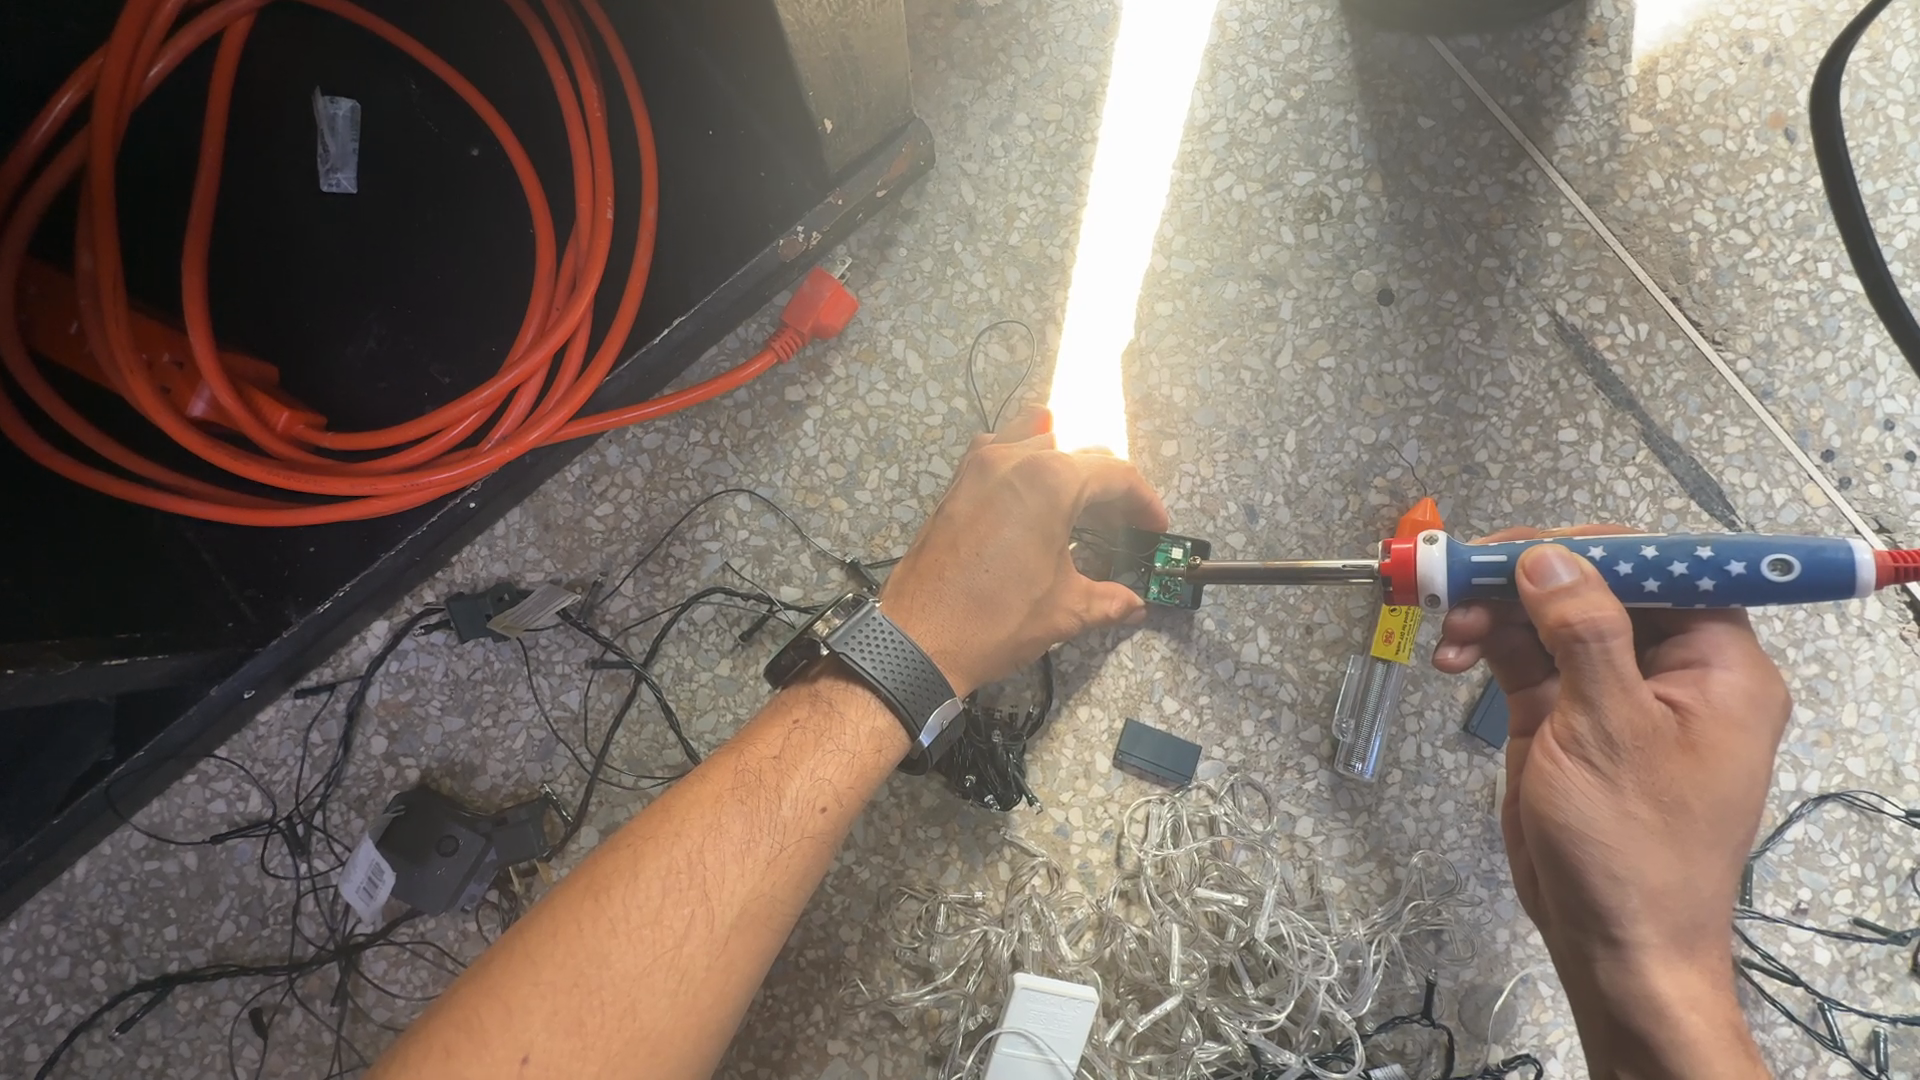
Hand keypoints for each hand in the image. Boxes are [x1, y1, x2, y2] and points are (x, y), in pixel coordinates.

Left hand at [880, 407, 1168, 697]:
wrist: (917, 639)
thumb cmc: (996, 620)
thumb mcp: (1064, 610)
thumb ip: (1108, 599)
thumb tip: (1135, 605)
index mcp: (1049, 480)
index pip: (1115, 473)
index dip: (1144, 501)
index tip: (1155, 528)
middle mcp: (1014, 458)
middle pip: (1079, 455)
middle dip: (1110, 488)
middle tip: (1124, 525)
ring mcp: (978, 467)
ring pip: (1036, 440)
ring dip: (1066, 465)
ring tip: (1080, 504)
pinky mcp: (956, 484)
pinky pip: (998, 452)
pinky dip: (1022, 460)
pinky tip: (1029, 489)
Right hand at [1432, 526, 1788, 1075]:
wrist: (1605, 930)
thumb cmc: (1631, 838)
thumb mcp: (1611, 728)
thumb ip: (1584, 634)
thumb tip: (1548, 556)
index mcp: (1713, 667)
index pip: (1670, 573)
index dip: (1599, 549)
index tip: (1524, 545)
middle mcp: (1659, 667)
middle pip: (1590, 589)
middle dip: (1520, 581)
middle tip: (1457, 579)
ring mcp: (1599, 688)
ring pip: (1540, 617)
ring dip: (1487, 614)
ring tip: (1446, 633)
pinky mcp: (1551, 709)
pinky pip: (1514, 654)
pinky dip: (1478, 646)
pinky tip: (1448, 658)